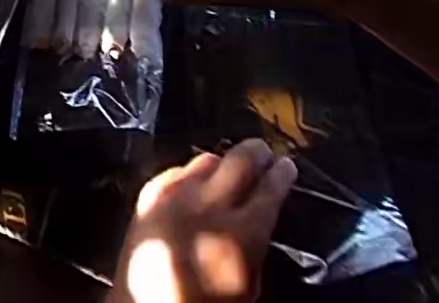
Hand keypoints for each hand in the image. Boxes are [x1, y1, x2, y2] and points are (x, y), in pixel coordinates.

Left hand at [112, 139, 297, 302]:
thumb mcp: (245, 287)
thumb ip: (255, 245)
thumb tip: (259, 215)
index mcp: (240, 237)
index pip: (270, 190)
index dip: (282, 173)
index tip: (287, 164)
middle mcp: (209, 206)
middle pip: (241, 159)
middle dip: (257, 152)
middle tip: (265, 152)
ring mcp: (176, 193)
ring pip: (209, 159)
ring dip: (224, 164)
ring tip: (230, 172)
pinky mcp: (151, 191)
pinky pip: (180, 171)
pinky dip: (193, 177)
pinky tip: (197, 188)